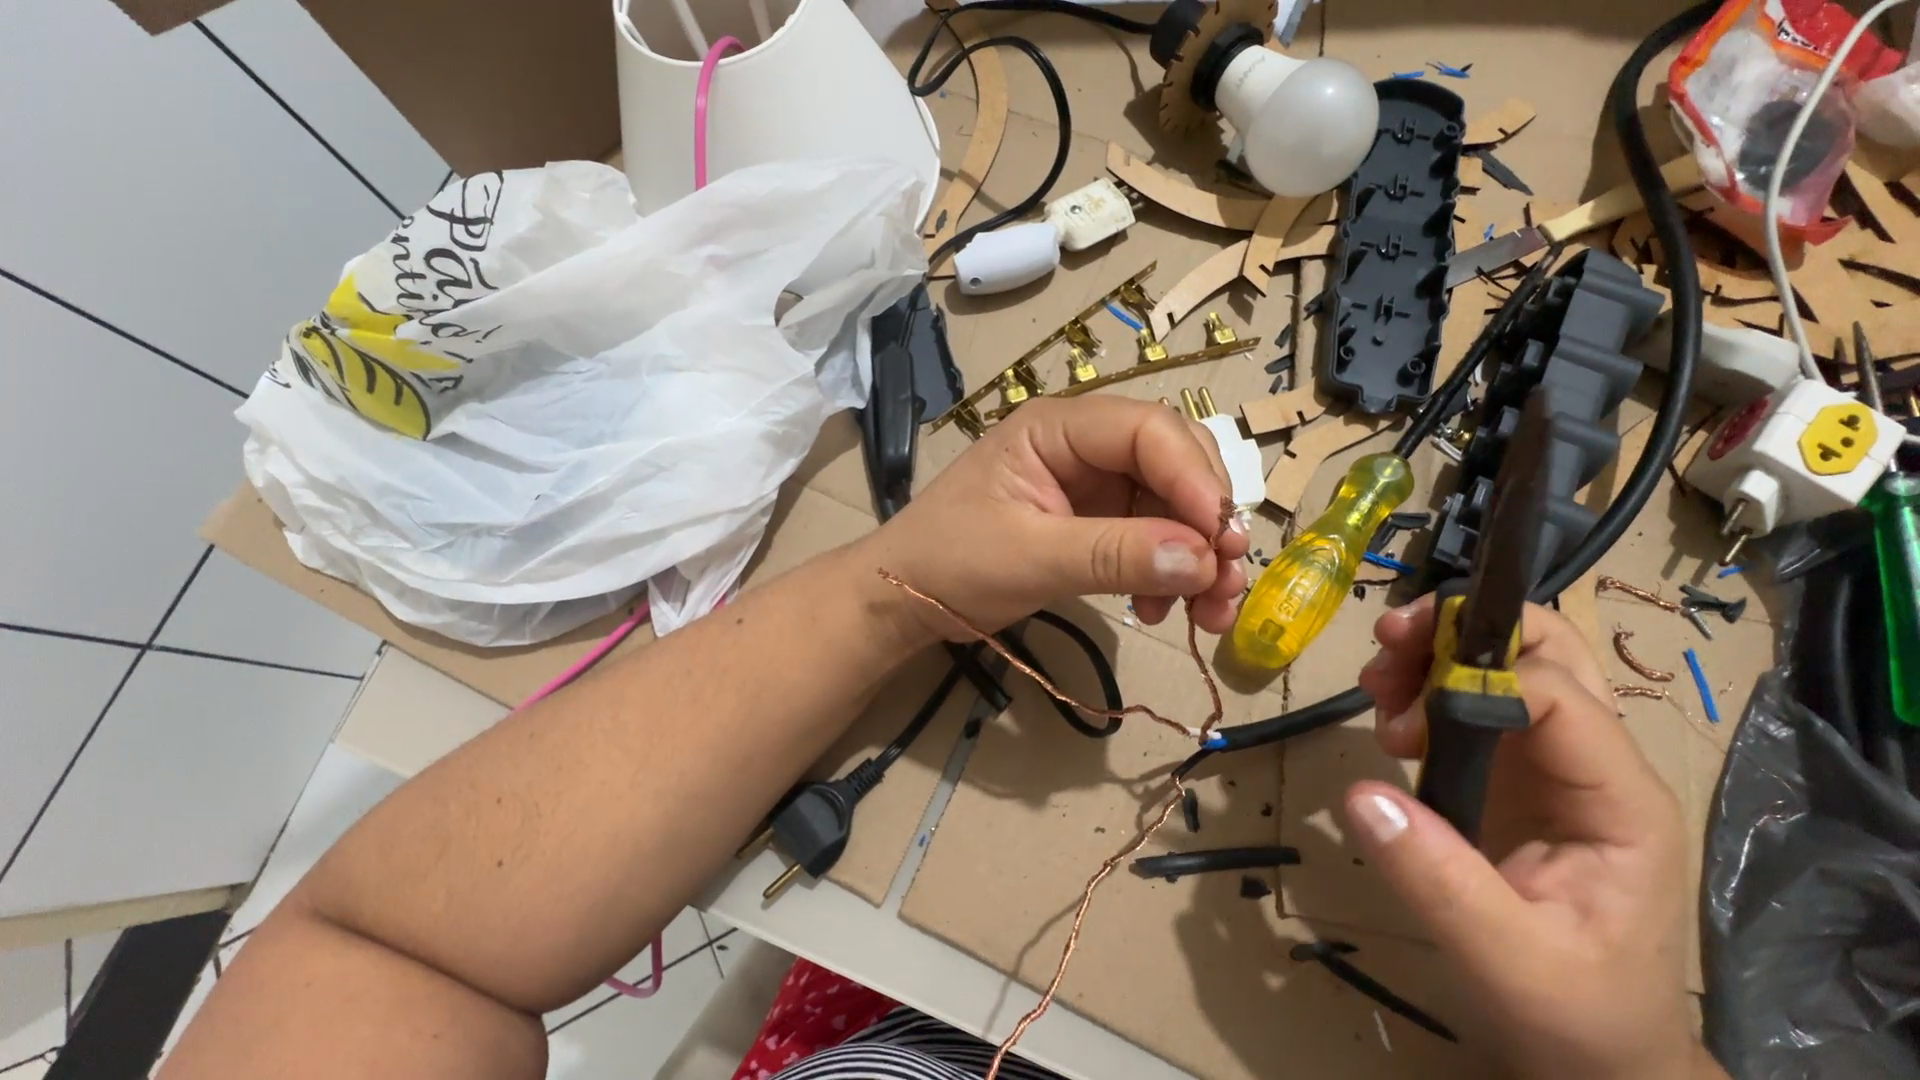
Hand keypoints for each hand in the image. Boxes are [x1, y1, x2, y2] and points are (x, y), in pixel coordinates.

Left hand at [855, 396, 1248, 637]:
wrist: (905, 600)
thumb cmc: (949, 564)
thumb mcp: (1030, 558)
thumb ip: (1114, 554)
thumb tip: (1201, 561)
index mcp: (1056, 429)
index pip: (1147, 430)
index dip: (1194, 479)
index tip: (1221, 540)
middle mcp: (1082, 447)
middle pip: (1173, 463)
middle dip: (1206, 521)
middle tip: (1226, 582)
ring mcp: (1091, 486)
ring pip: (1172, 505)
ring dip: (1198, 557)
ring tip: (1208, 616)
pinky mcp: (1093, 523)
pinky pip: (1151, 539)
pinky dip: (1168, 574)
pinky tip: (1160, 612)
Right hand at [1345, 597, 1718, 1079]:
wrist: (1599, 1052)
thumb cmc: (1573, 1011)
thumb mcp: (1504, 956)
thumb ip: (1436, 878)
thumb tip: (1359, 793)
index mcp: (1618, 798)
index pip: (1557, 693)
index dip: (1476, 674)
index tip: (1397, 699)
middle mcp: (1594, 764)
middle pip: (1545, 651)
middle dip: (1461, 630)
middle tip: (1387, 644)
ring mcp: (1555, 766)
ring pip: (1505, 666)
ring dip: (1436, 655)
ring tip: (1376, 689)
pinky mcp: (1516, 777)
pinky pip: (1475, 703)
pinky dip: (1426, 690)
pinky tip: (1390, 724)